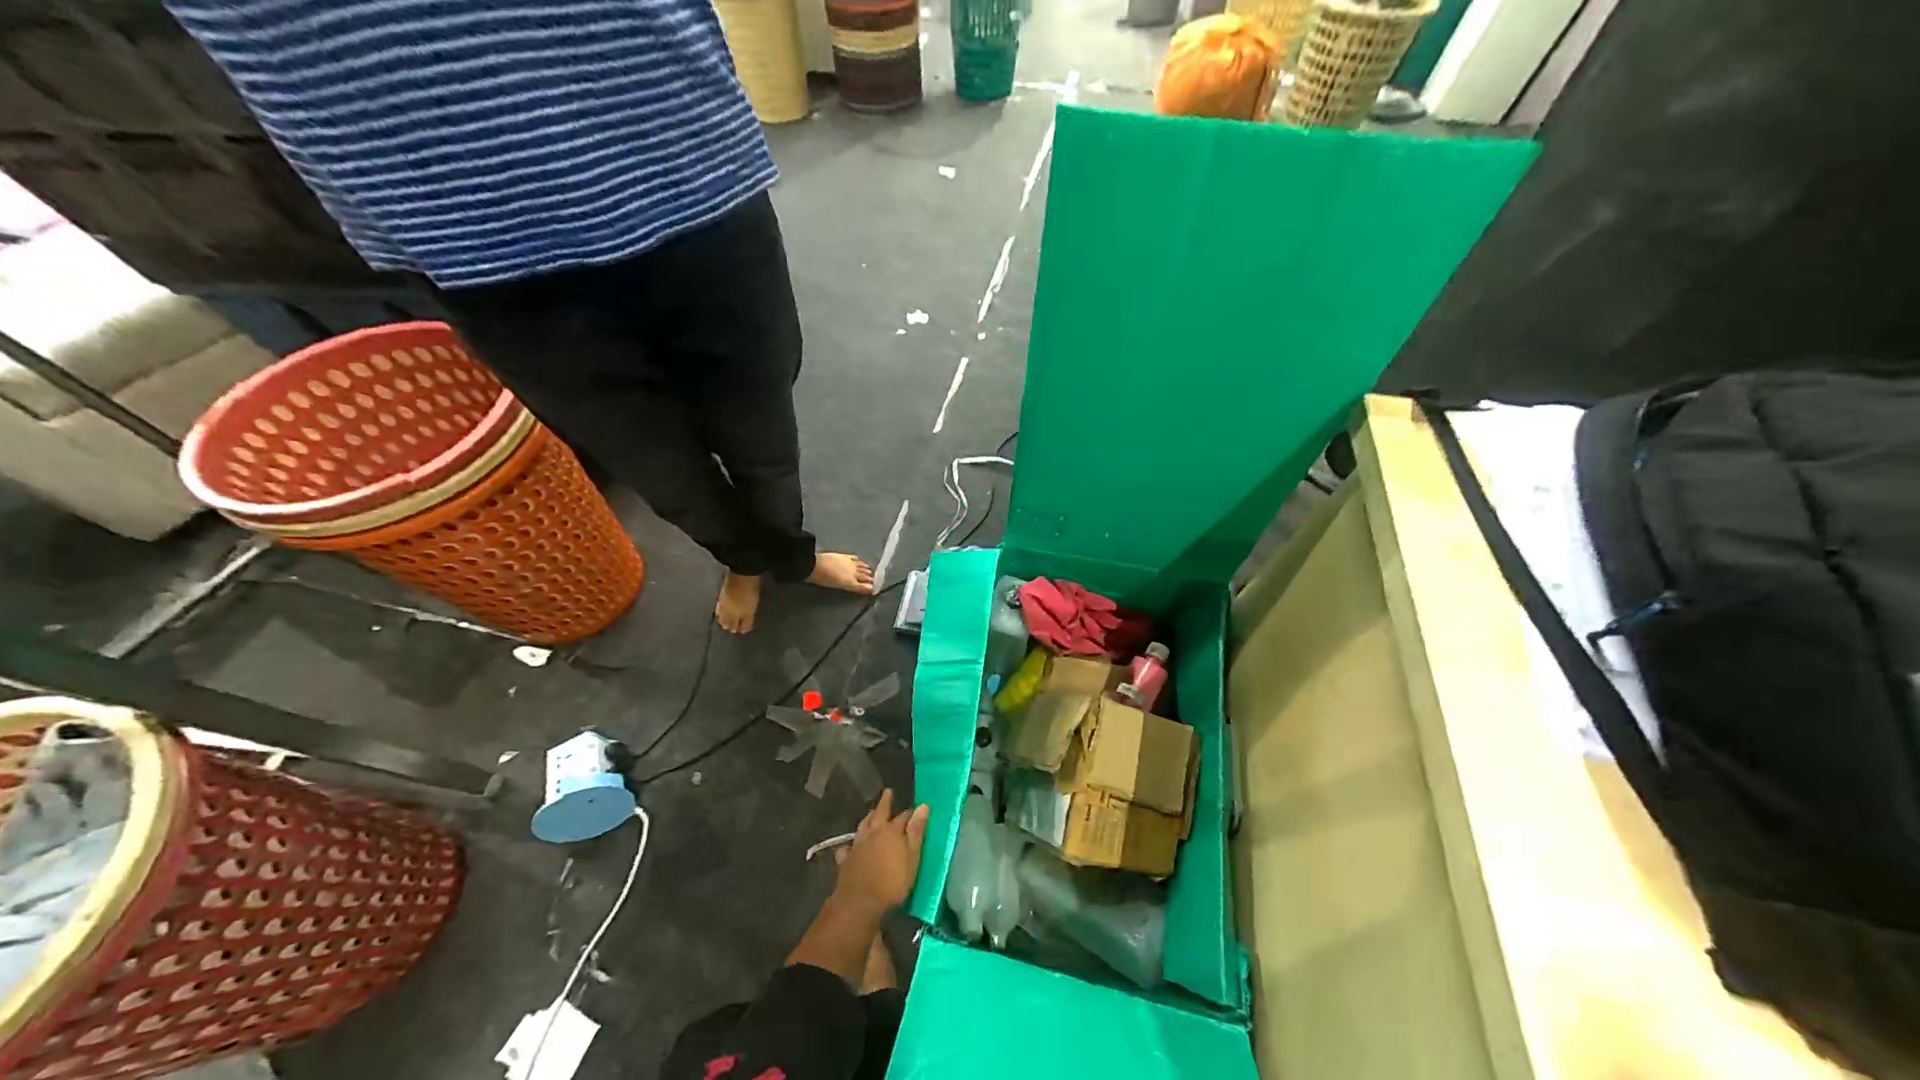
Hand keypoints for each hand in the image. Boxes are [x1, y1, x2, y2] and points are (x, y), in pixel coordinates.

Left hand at [832, 789, 929, 916]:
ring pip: (863, 825)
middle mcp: (873, 833)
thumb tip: (923, 806)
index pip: (903, 816)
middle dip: (885, 802)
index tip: (915, 809)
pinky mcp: (846, 860)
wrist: (860, 901)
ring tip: (871, 812)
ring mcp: (857, 845)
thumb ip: (916, 831)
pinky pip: (847, 847)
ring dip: (868, 817)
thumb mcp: (912, 857)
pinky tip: (849, 846)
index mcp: (891, 831)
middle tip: (888, 792)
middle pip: (880, 813)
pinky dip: (850, 844)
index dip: (910, 813)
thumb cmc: (892, 882)